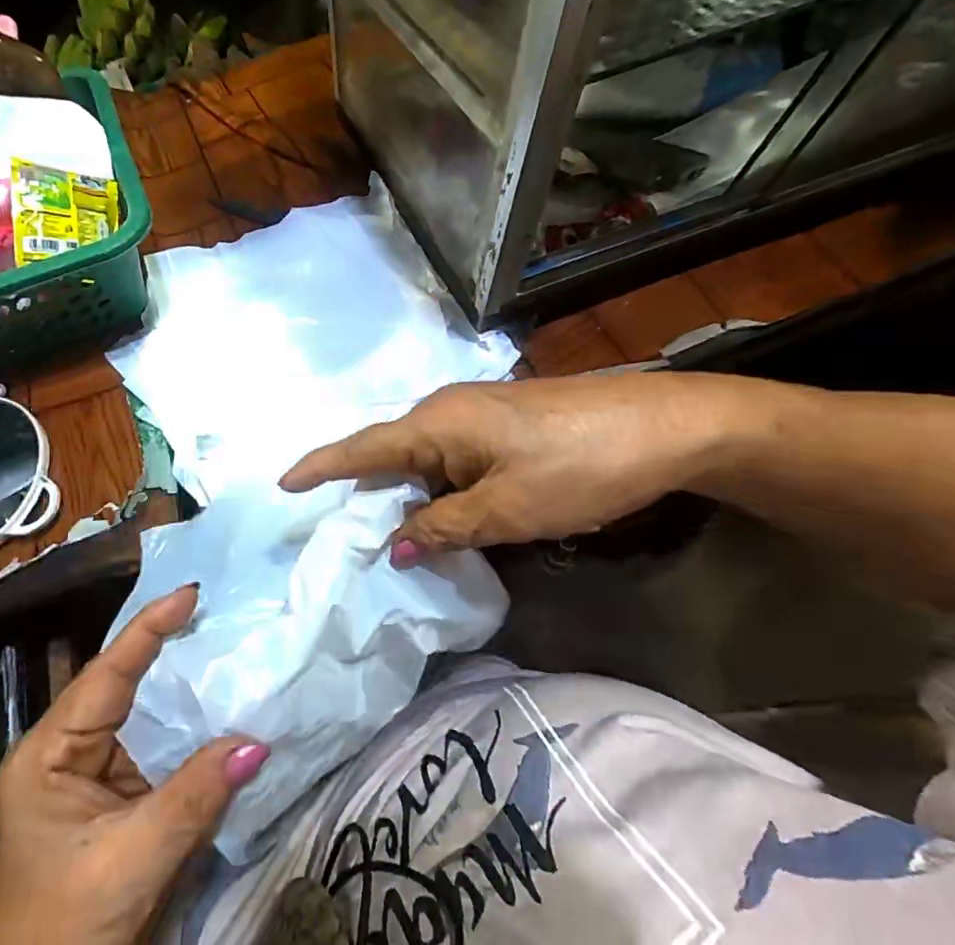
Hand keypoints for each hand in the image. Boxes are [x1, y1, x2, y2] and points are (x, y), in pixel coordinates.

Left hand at [0, 585, 269, 944]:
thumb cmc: (65, 926)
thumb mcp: (134, 860)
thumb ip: (195, 798)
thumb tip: (257, 742)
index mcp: (47, 752)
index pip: (105, 674)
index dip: (149, 630)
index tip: (190, 593)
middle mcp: (59, 751)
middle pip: (115, 687)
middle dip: (160, 648)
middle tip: (209, 612)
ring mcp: (78, 775)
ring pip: (132, 718)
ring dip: (171, 689)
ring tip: (214, 646)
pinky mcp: (98, 799)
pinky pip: (143, 752)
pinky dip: (175, 734)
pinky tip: (204, 714)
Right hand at [279, 374, 747, 562]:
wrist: (671, 425)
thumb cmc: (580, 468)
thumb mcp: (507, 511)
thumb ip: (444, 528)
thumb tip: (397, 545)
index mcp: (437, 424)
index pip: (362, 448)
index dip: (321, 467)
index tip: (284, 485)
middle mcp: (446, 410)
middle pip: (389, 454)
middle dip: (367, 492)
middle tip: (349, 534)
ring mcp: (477, 413)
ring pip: (423, 459)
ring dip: (409, 496)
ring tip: (402, 534)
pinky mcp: (503, 423)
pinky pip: (450, 457)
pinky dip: (439, 488)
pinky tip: (449, 514)